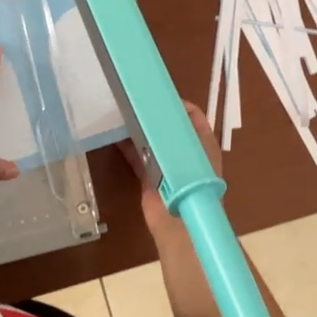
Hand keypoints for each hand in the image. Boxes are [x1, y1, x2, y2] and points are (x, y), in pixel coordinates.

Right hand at [120, 101, 221, 243]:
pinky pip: (137, 157)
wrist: (177, 222)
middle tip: (133, 100)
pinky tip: (113, 135)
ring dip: (138, 129)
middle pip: (169, 128)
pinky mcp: (150, 177)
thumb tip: (167, 106)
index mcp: (203, 144)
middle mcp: (185, 152)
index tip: (155, 94)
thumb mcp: (189, 148)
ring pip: (151, 141)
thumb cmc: (190, 181)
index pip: (192, 116)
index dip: (176, 104)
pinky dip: (127, 147)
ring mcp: (167, 165)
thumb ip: (180, 128)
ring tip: (121, 113)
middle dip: (153, 115)